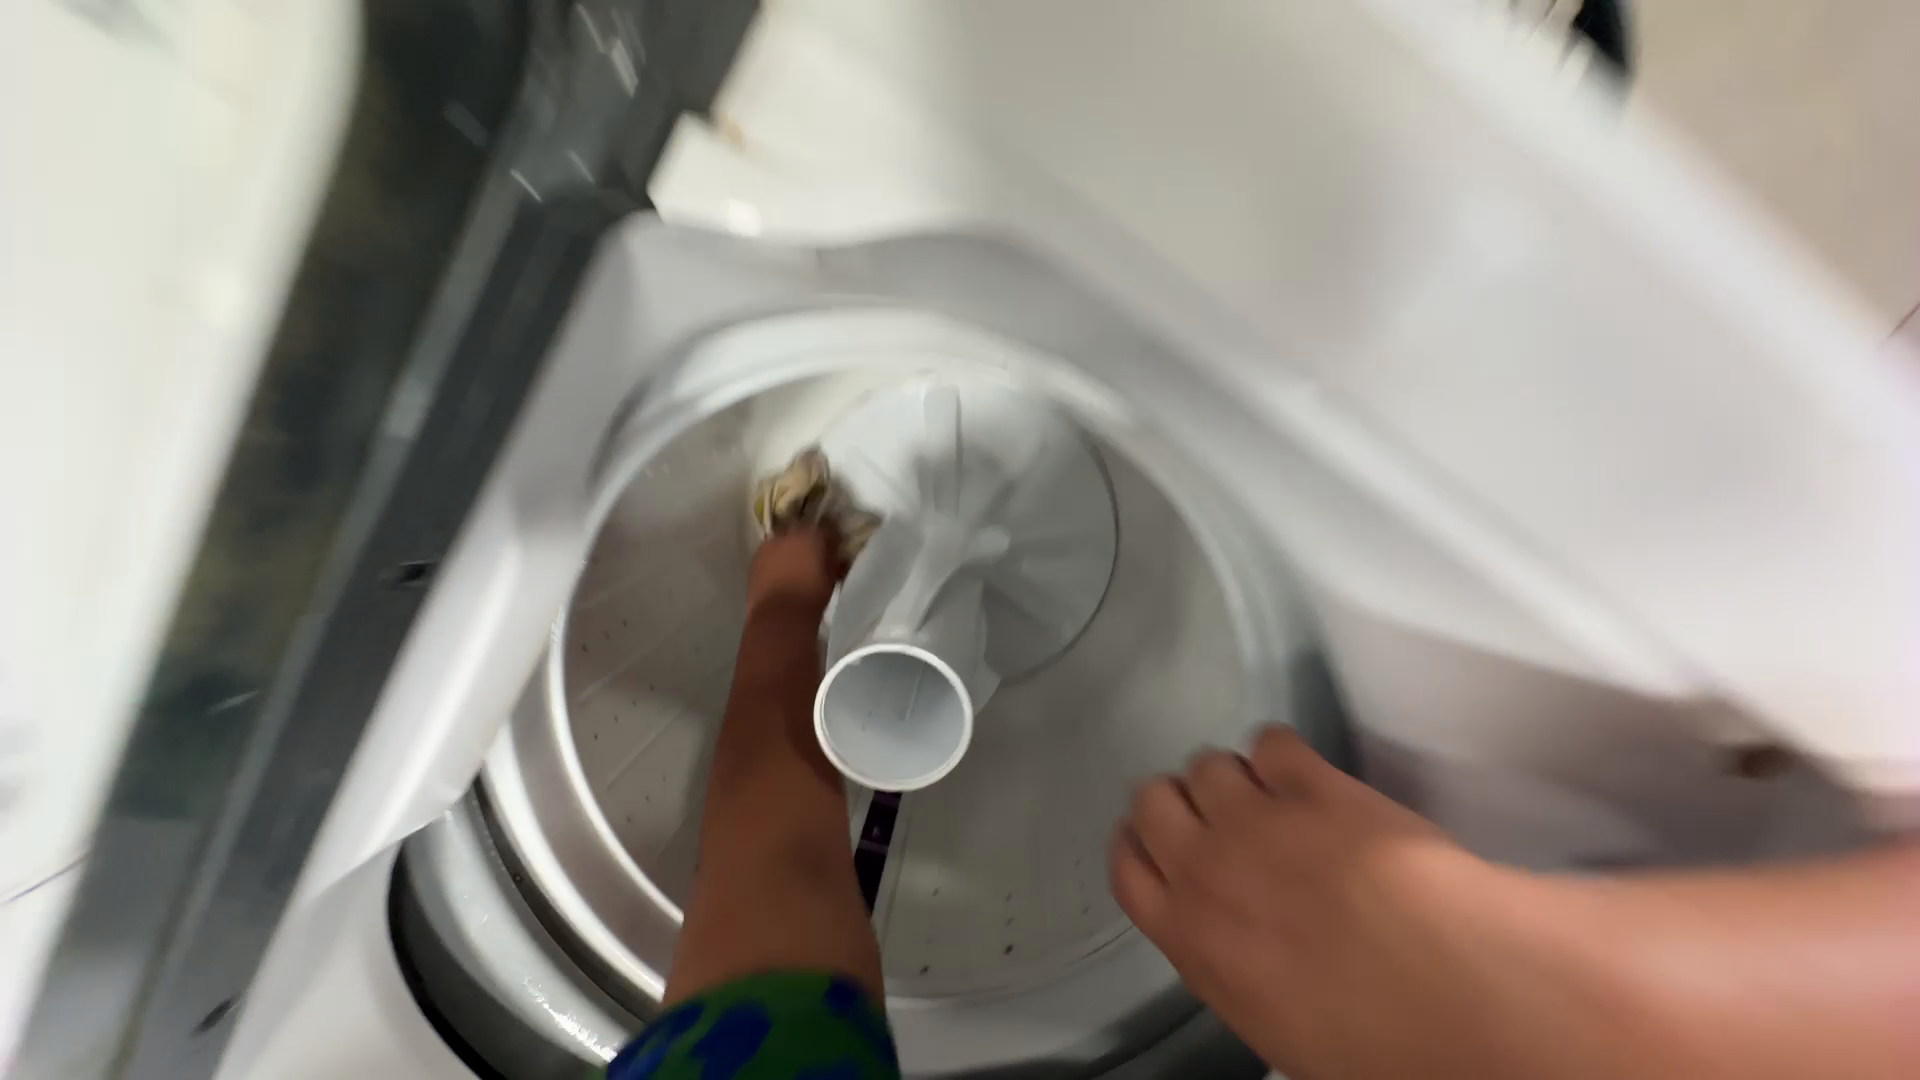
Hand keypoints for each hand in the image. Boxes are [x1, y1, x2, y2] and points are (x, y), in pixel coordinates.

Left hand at [747, 526, 844, 614]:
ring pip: (782, 540)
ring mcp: (768, 545)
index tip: (834, 545)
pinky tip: (778, 573)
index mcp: (813, 535)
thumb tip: (836, 555)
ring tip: (793, 564)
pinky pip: (768, 553)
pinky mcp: (754, 559)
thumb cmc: (812, 596)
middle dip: (807, 539)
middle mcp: (789, 533)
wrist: (779, 615)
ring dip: (788, 548)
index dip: (831, 536)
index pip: (827, 526)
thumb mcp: (832, 577)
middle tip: (812, 554)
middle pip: (801, 530)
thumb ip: (834, 561)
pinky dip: (774, 559)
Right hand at [1111, 728, 1615, 1079]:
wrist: (1452, 992)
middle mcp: (1204, 866)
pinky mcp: (1309, 783)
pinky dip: (1281, 752)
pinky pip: (1270, 742)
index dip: (1138, 844)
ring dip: (1232, 776)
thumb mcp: (1276, 1025)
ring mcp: (1253, 818)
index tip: (1156, 839)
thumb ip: (1229, 965)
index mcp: (1189, 934)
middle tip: (1217, 814)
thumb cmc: (1374, 1043)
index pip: (1127, 867)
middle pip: (1151, 798)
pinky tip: (1305, 775)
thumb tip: (1233, 942)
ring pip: (1207, 764)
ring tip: (1270, 794)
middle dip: (1179, 800)